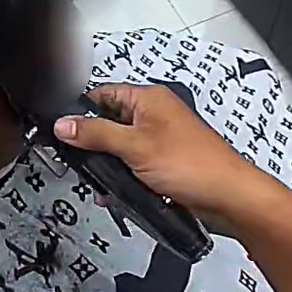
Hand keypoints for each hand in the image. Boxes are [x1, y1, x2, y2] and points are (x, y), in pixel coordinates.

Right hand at [52, 83, 273, 220]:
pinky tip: (118, 193)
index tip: (63, 129)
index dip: (80, 109)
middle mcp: (155, 115)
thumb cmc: (193, 165)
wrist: (227, 197)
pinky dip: (124, 178)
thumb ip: (96, 134)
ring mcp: (160, 140)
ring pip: (120, 148)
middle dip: (93, 143)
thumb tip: (65, 124)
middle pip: (109, 122)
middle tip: (79, 161)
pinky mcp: (164, 163)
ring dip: (108, 165)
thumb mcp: (134, 146)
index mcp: (148, 99)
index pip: (103, 93)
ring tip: (101, 182)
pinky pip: (134, 166)